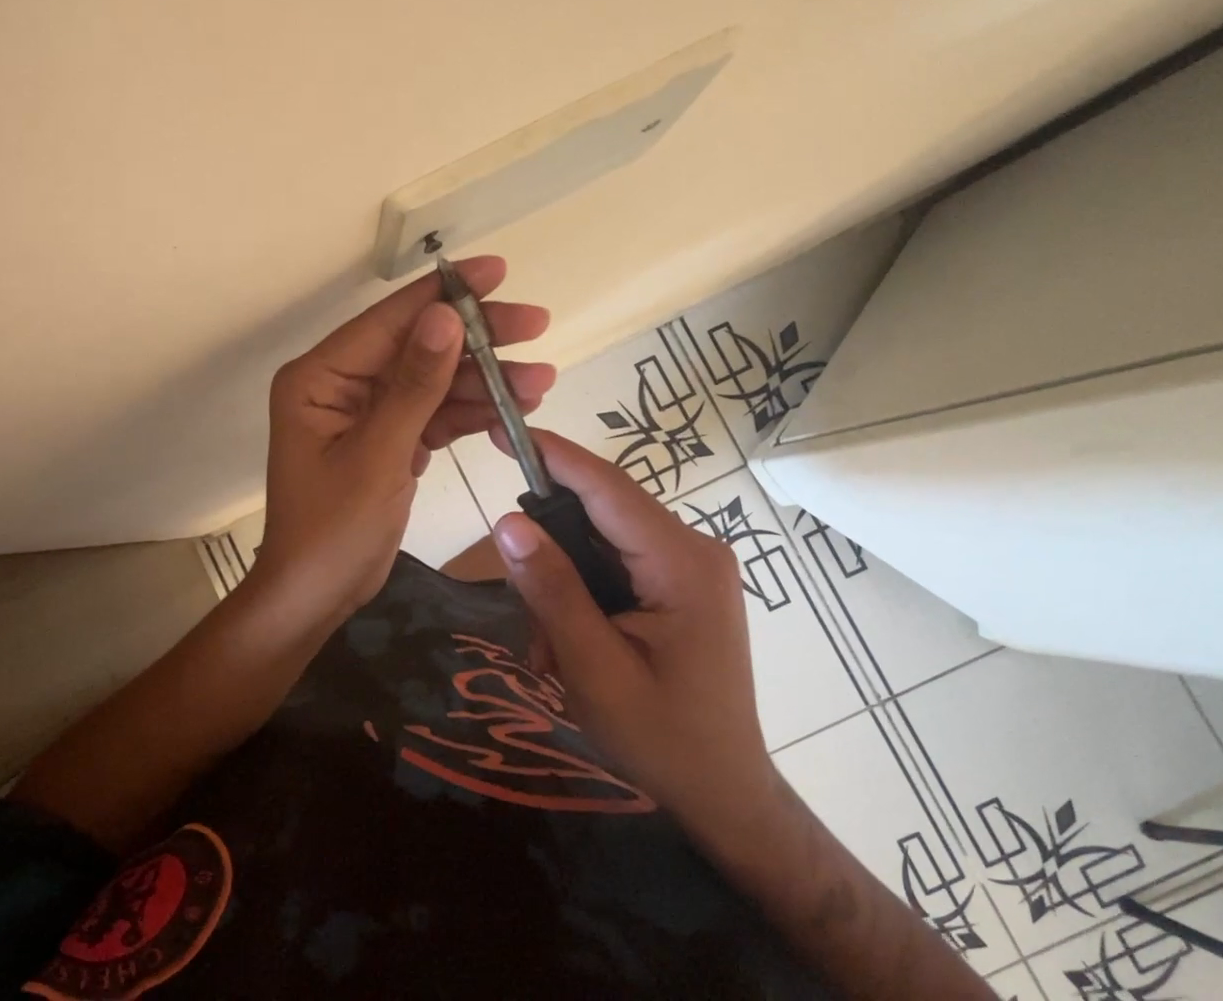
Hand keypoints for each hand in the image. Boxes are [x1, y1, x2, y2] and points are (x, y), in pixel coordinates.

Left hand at [254, 256, 553, 621]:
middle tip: (537, 326)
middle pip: (416, 348)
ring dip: (483, 383)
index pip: (387, 323)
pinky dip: (469, 414)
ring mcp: (365, 415)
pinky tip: (513, 410)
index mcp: (319, 379)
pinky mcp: (387, 443)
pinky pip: (432, 416)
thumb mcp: (377, 456)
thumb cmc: (332, 529)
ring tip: (541, 381)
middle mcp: (340, 387)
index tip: (498, 271)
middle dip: (475, 341)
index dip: (443, 296)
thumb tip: (445, 316)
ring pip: (431, 383)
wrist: (316, 595)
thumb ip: (414, 386)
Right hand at [489, 430, 778, 828]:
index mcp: (682, 563)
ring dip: (561, 587)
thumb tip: (506, 522)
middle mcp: (692, 551)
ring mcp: (689, 569)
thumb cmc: (660, 737)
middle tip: (523, 612)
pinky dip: (580, 600)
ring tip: (549, 651)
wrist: (721, 792)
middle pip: (599, 515)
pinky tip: (569, 650)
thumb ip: (551, 590)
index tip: (501, 431)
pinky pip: (613, 569)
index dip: (553, 456)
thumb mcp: (592, 666)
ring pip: (599, 545)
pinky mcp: (680, 587)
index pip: (607, 489)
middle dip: (549, 553)